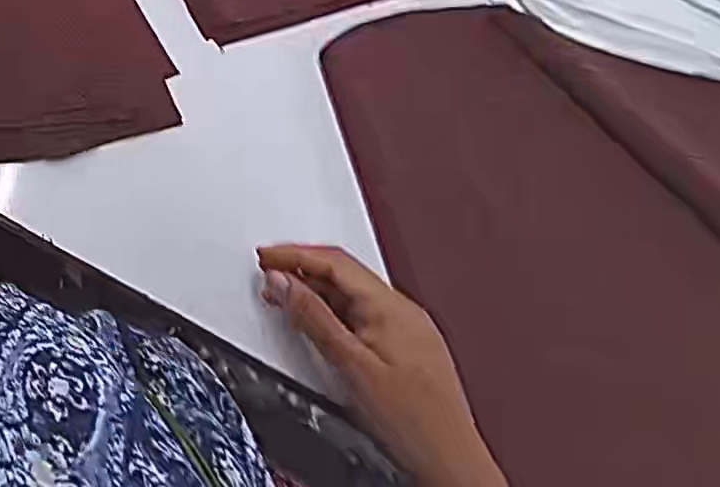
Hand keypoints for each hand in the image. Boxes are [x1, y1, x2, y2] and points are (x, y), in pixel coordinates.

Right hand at [257, 245, 506, 486]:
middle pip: (341, 273)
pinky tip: (314, 321)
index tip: (265, 257)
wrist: (454, 469)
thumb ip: (311, 316)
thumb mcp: (350, 363)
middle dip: (300, 270)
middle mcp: (402, 310)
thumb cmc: (415, 424)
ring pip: (348, 293)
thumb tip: (281, 280)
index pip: (334, 261)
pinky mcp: (404, 345)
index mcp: (393, 306)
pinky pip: (358, 312)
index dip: (293, 254)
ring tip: (283, 298)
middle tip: (268, 273)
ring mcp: (406, 328)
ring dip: (313, 290)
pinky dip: (329, 310)